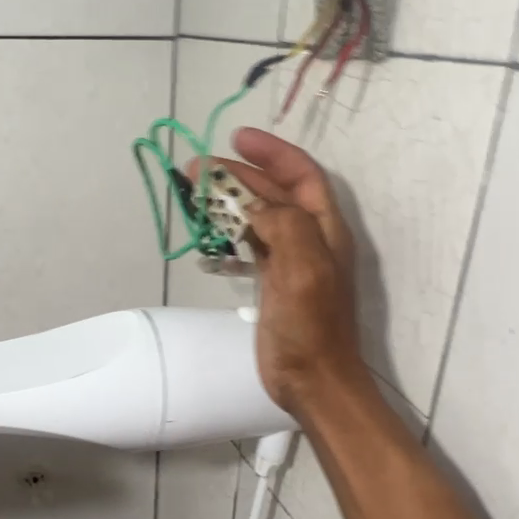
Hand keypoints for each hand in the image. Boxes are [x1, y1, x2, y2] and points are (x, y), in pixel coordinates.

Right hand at [194, 127, 366, 414]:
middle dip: (238, 175)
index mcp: (323, 228)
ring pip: (258, 217)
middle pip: (273, 192)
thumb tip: (251, 205)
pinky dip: (229, 232)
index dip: (271, 152)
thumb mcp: (303, 268)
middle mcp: (309, 238)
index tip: (236, 137)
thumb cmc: (312, 327)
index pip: (300, 174)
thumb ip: (282, 224)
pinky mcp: (273, 284)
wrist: (313, 381)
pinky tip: (210, 233)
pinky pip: (250, 245)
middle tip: (195, 168)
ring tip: (195, 192)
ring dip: (229, 201)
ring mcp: (291, 261)